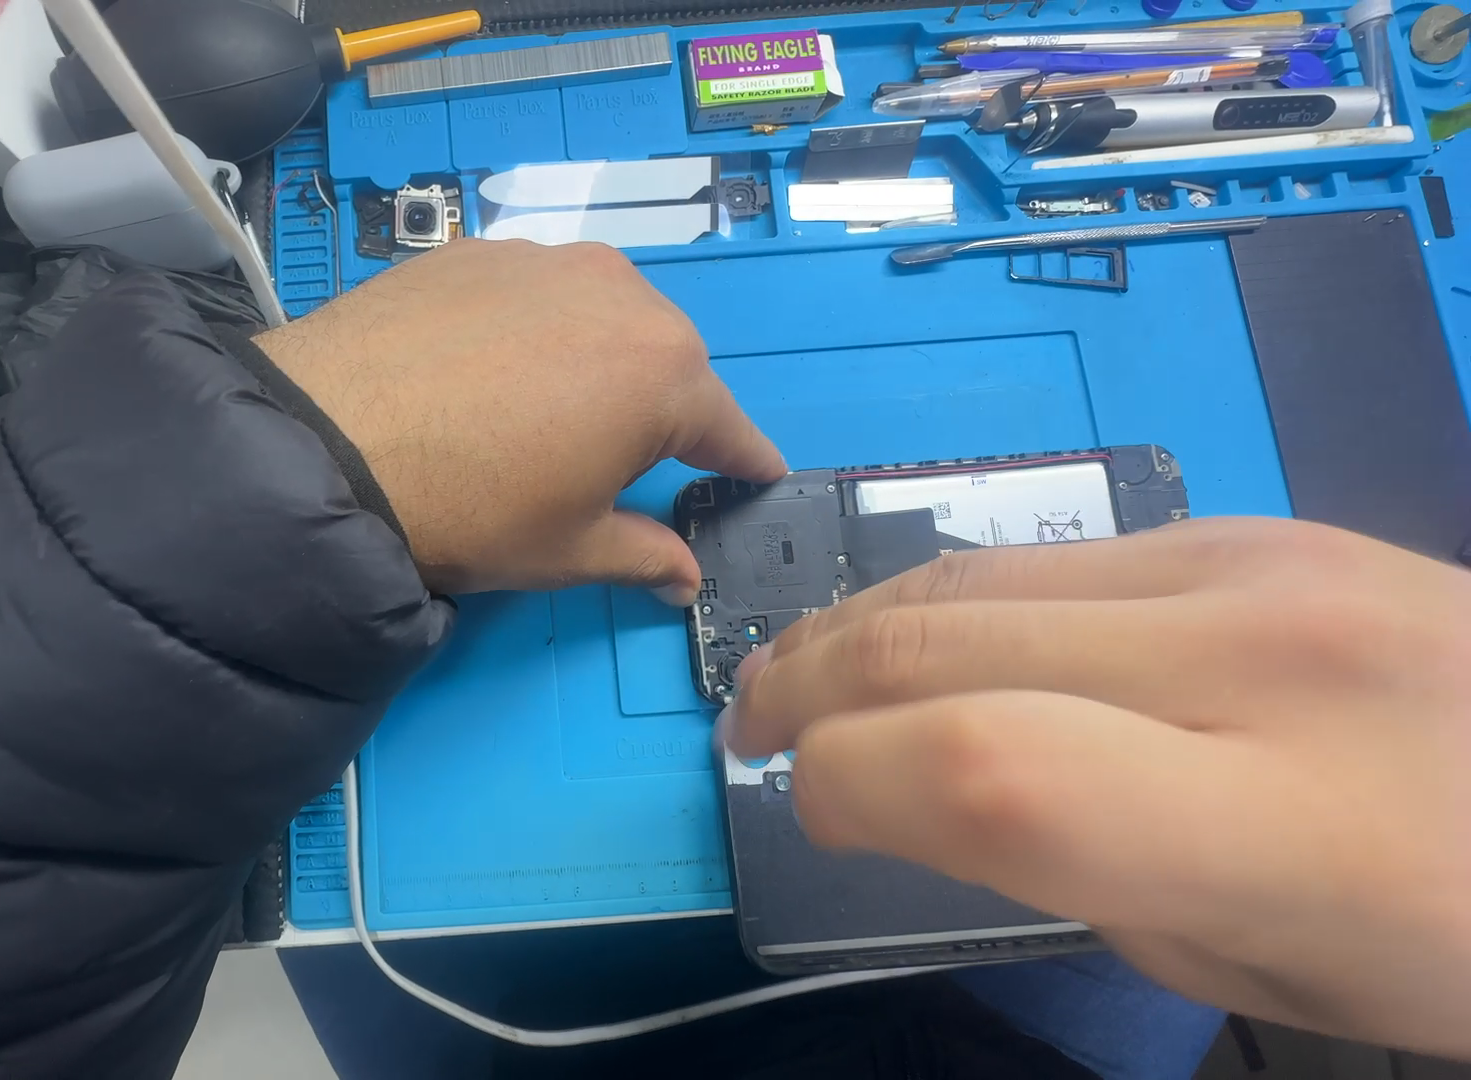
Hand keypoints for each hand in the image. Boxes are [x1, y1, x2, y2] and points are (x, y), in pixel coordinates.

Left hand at [253, 239, 784, 599]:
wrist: (327, 445)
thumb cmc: (470, 511)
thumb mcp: (567, 549)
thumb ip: (643, 555)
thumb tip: (685, 577)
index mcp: (662, 376)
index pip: (726, 426)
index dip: (743, 458)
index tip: (758, 472)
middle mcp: (620, 297)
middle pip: (665, 363)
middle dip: (659, 411)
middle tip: (622, 458)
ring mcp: (545, 260)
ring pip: (602, 316)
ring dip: (596, 361)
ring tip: (547, 410)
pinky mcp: (479, 250)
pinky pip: (535, 293)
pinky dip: (534, 330)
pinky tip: (490, 368)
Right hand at [724, 517, 1470, 1057]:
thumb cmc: (1467, 935)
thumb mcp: (1251, 965)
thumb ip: (1053, 865)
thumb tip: (901, 786)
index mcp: (1297, 827)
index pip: (990, 775)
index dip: (849, 785)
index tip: (812, 812)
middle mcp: (1257, 657)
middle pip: (935, 650)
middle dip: (803, 689)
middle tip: (748, 725)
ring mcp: (1242, 561)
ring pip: (951, 581)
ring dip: (836, 631)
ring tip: (787, 670)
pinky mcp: (1228, 522)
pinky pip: (1014, 558)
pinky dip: (918, 603)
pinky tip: (891, 635)